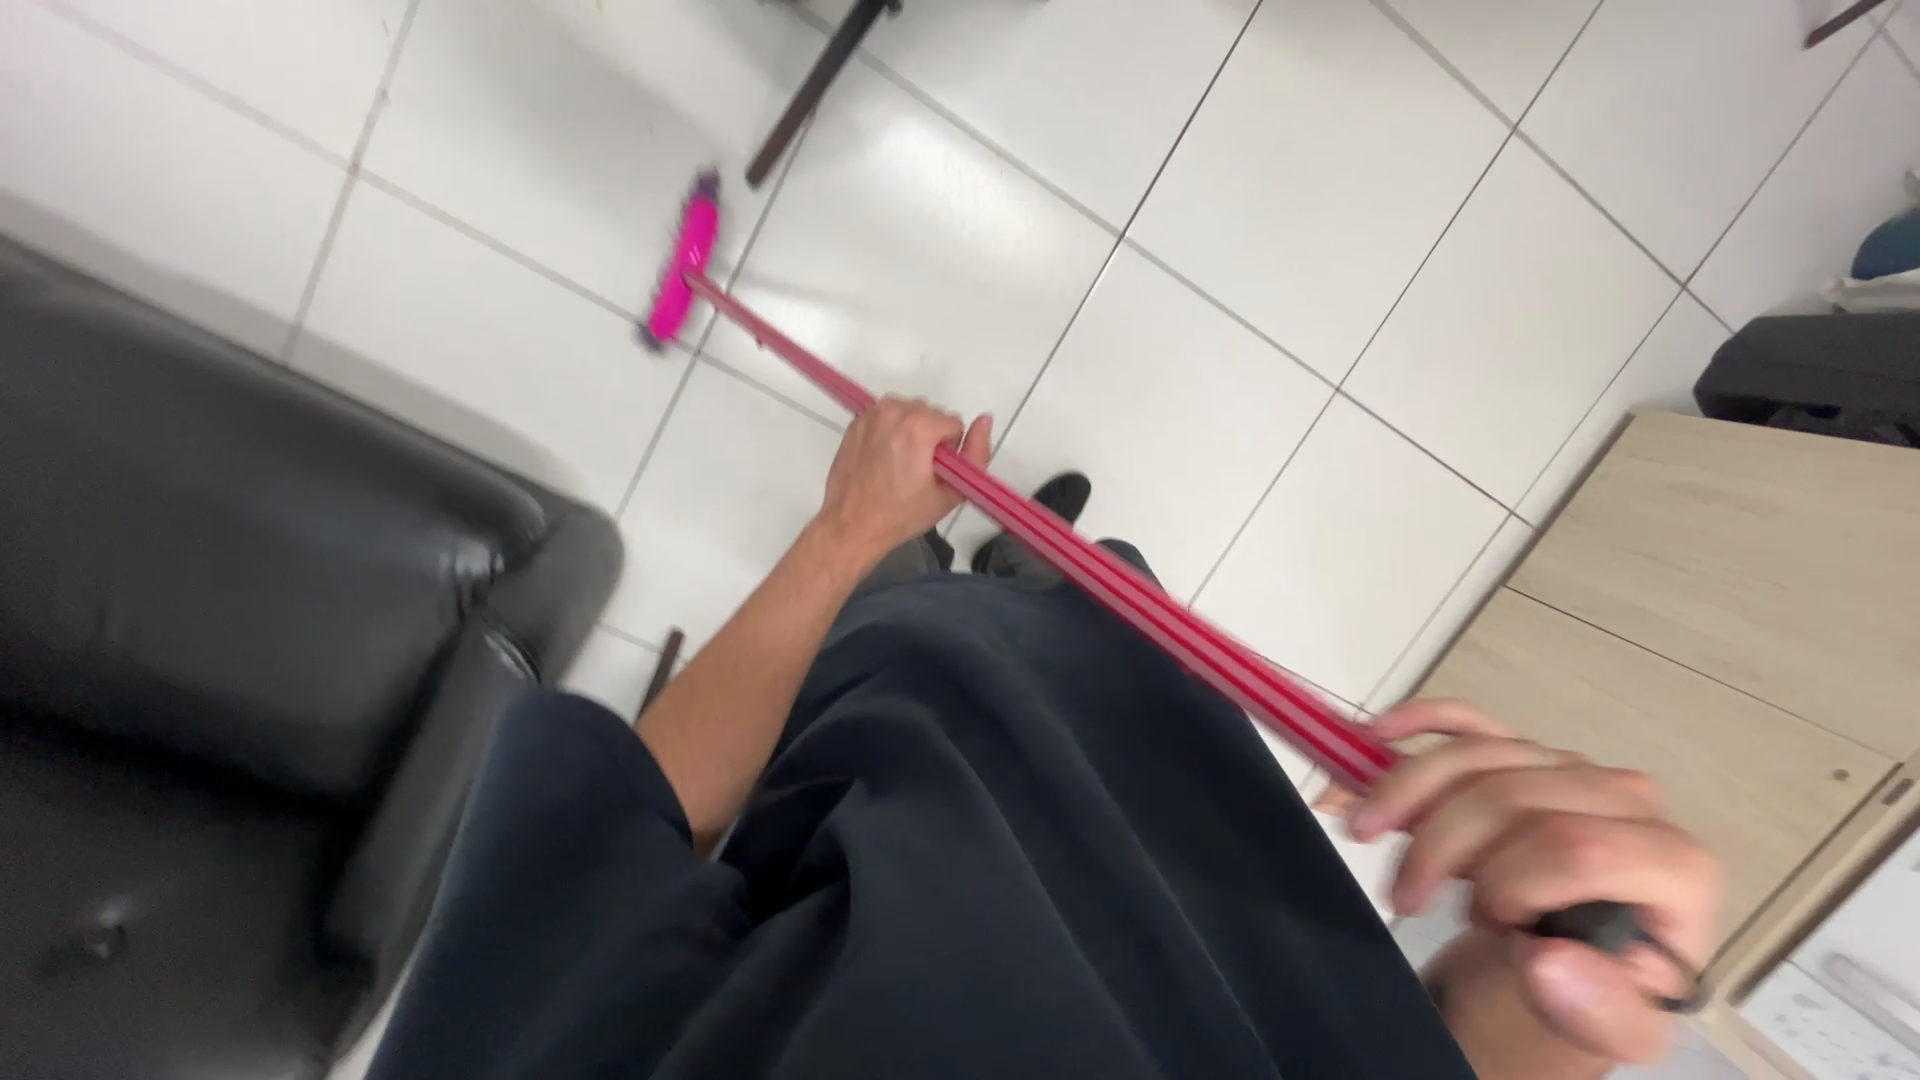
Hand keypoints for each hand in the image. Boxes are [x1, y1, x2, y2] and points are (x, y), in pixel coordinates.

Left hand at [817, 396, 991, 559]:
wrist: (852, 523)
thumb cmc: (902, 514)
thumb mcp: (951, 492)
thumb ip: (976, 454)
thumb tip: (985, 419)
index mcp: (918, 426)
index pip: (954, 424)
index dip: (949, 451)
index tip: (934, 472)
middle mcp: (894, 410)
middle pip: (931, 414)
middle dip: (930, 437)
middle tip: (916, 471)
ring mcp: (872, 413)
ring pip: (909, 412)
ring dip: (911, 432)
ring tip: (900, 464)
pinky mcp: (857, 420)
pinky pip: (887, 416)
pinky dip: (891, 431)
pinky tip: (883, 457)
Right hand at [1344, 700, 1720, 1064]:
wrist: (1562, 962)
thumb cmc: (1588, 989)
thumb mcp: (1604, 1026)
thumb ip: (1596, 1008)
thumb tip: (1545, 958)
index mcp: (1673, 864)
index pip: (1578, 846)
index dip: (1511, 882)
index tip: (1479, 924)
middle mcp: (1629, 801)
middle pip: (1511, 795)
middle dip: (1439, 844)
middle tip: (1401, 896)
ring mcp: (1569, 767)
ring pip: (1475, 755)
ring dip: (1404, 792)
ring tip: (1364, 832)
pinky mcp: (1521, 752)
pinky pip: (1470, 720)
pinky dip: (1418, 720)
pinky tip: (1378, 733)